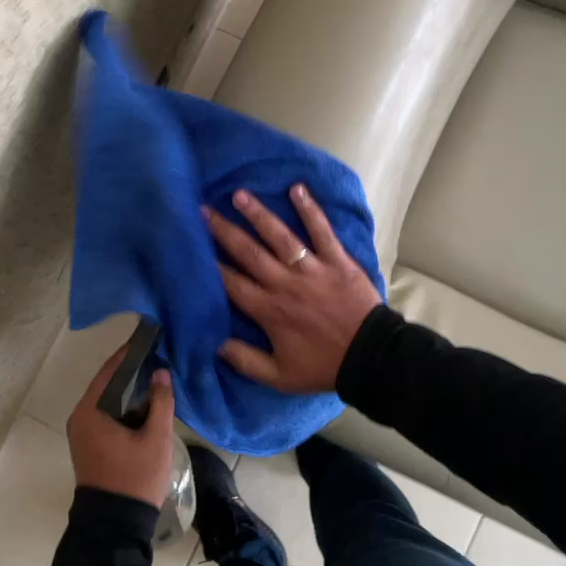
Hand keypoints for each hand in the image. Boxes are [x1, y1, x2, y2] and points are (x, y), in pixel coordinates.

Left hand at [68, 345, 177, 507]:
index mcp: (90, 410)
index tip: (150, 337)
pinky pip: (104, 414)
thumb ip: (160, 403)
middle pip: (107, 383)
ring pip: (106, 400)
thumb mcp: (155, 439)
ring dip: (127, 389)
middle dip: (131, 369)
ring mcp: (81, 431)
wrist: (114, 526)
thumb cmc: (134, 479)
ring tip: (155, 376)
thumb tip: (161, 373)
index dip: (130, 352)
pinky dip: (121, 405)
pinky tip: (144, 403)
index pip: (110, 370)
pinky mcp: (87, 444)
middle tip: (157, 355)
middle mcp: (80, 416)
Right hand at [205, 184, 381, 393]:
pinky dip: (310, 209)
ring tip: (239, 194)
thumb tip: (214, 344)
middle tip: (204, 210)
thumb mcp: (279, 377)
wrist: (372, 359)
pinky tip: (297, 188)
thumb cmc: (323, 366)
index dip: (211, 265)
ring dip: (258, 214)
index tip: (193, 248)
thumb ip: (245, 361)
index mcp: (268, 310)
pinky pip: (322, 230)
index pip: (232, 283)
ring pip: (279, 237)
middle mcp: (284, 284)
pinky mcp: (336, 260)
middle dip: (224, 231)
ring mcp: (311, 269)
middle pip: (248, 252)